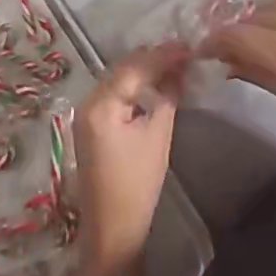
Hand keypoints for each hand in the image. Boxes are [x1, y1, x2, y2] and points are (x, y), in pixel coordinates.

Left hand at [74, 45, 188, 268]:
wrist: (113, 228)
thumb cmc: (137, 184)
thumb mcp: (158, 137)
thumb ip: (167, 98)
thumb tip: (179, 71)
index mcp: (101, 104)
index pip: (135, 67)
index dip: (163, 54)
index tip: (189, 46)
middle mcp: (88, 102)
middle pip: (123, 69)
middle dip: (154, 59)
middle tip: (184, 53)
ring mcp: (86, 114)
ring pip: (118, 80)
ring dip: (145, 71)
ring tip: (175, 64)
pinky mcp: (91, 125)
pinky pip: (114, 94)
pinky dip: (135, 86)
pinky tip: (155, 84)